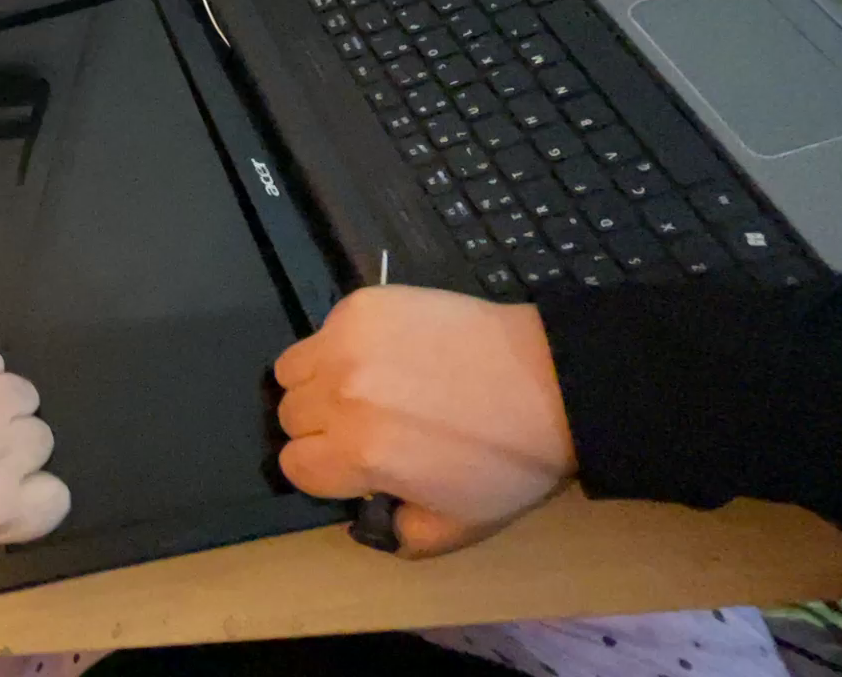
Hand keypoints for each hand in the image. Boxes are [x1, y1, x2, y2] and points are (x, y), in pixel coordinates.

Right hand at [273, 286, 575, 556]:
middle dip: (317, 426)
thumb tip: (361, 523)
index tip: (347, 466)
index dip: (319, 471)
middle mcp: (339, 395)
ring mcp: (343, 344)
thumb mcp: (463, 523)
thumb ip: (401, 535)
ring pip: (290, 369)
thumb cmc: (509, 457)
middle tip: (359, 424)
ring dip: (313, 382)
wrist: (553, 380)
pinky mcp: (356, 307)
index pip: (293, 464)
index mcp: (359, 452)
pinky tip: (383, 353)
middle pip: (288, 414)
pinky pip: (320, 332)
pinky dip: (338, 346)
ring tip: (355, 385)